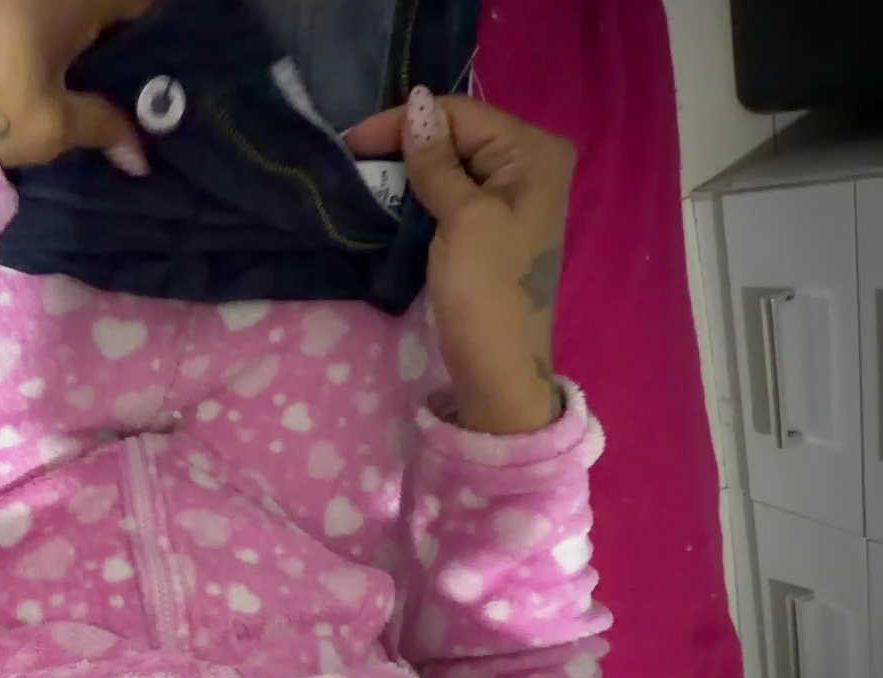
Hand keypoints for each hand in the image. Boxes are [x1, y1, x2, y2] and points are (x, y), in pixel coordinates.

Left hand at [0, 0, 152, 172]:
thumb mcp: (49, 126)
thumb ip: (103, 128)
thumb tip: (141, 157)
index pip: (141, 2)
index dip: (152, 31)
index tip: (153, 65)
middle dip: (111, 27)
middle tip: (115, 71)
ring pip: (63, 3)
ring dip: (74, 25)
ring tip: (73, 64)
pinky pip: (31, 3)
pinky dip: (38, 19)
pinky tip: (30, 48)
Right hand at [345, 88, 573, 433]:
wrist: (496, 366)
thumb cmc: (485, 289)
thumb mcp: (462, 218)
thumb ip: (437, 162)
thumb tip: (416, 106)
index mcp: (533, 152)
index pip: (461, 115)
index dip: (405, 122)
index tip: (349, 141)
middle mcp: (529, 165)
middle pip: (458, 136)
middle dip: (405, 144)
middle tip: (350, 159)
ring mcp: (510, 199)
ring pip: (451, 166)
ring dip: (408, 171)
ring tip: (363, 177)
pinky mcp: (490, 228)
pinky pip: (451, 195)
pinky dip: (420, 195)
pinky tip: (391, 199)